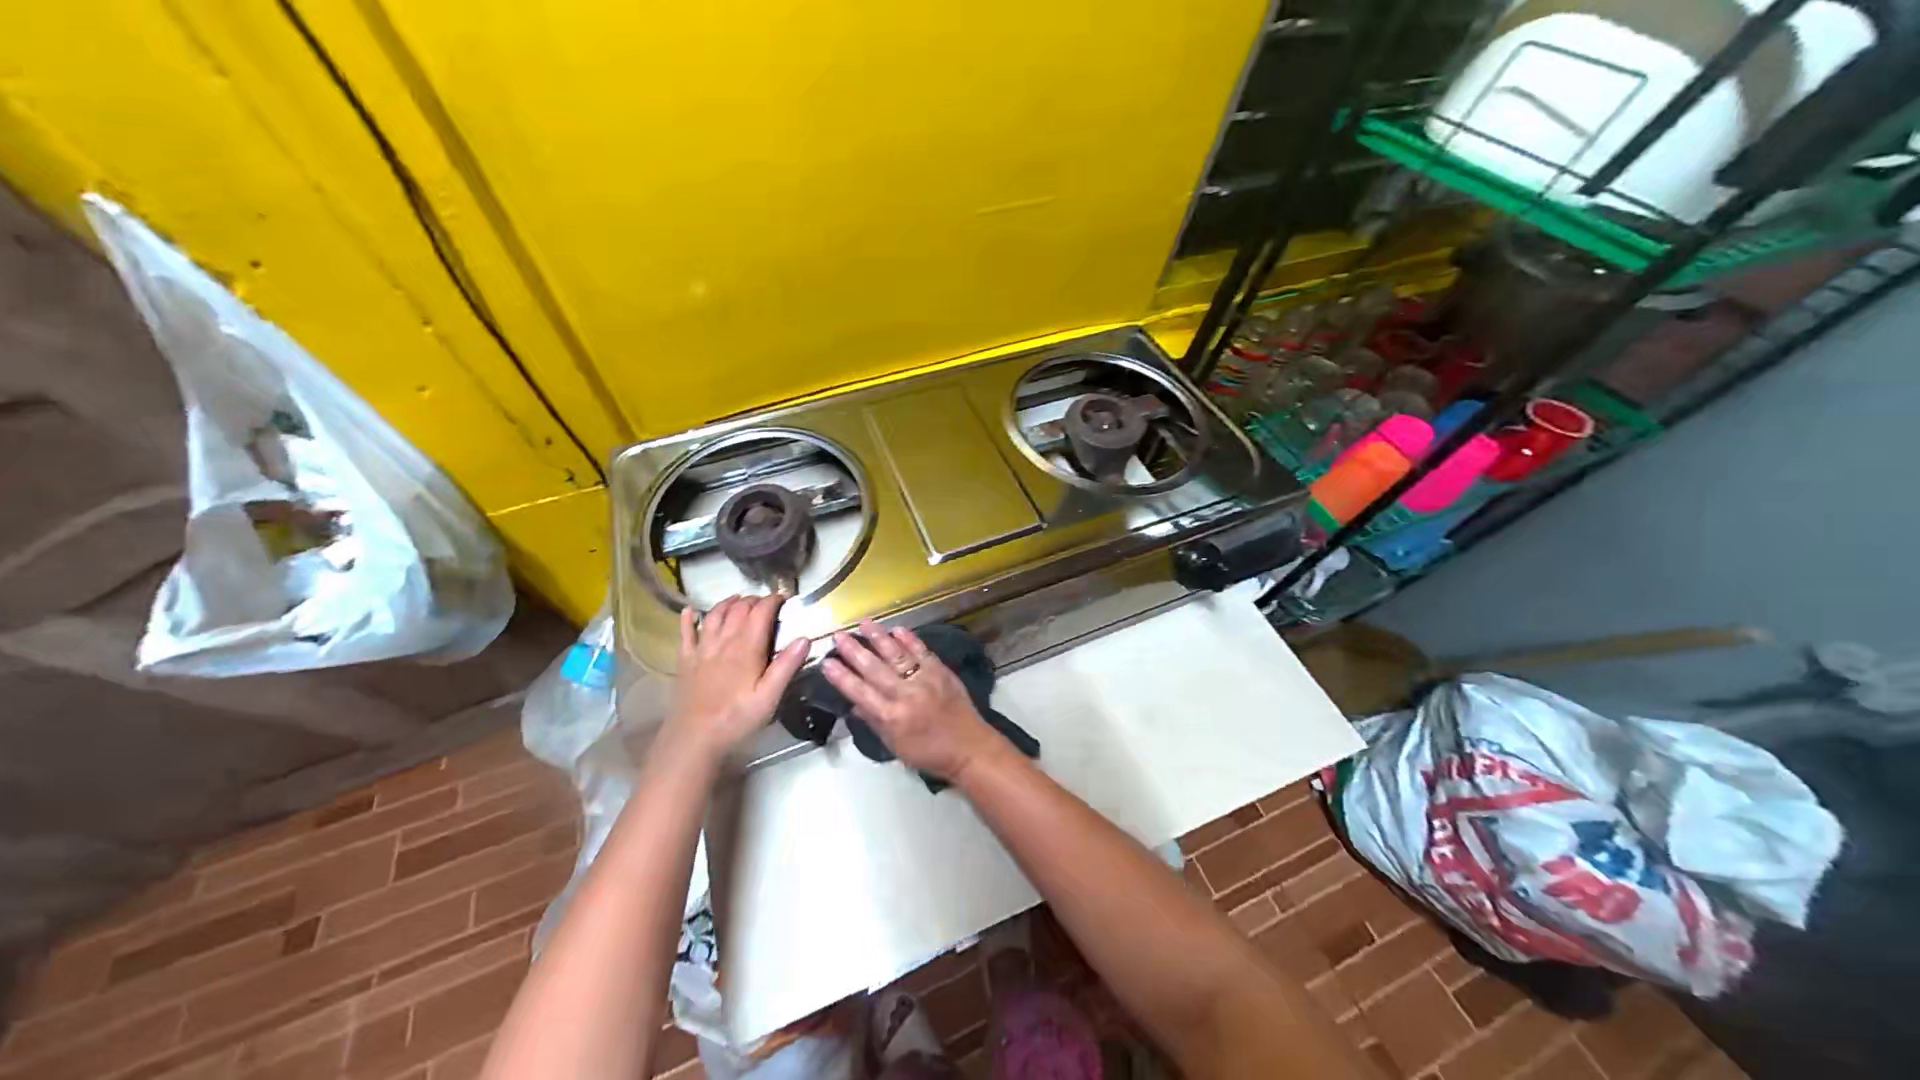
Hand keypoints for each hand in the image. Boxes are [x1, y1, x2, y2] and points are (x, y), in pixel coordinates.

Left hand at [663, 594, 808, 764]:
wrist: (693, 739)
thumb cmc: (736, 720)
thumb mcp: (769, 698)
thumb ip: (786, 666)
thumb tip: (805, 638)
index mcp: (746, 648)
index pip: (760, 613)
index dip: (773, 600)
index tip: (784, 597)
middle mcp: (722, 642)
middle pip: (738, 610)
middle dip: (754, 600)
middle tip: (766, 602)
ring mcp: (701, 650)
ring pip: (714, 616)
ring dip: (727, 603)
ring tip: (738, 599)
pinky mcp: (685, 661)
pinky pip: (685, 633)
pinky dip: (688, 618)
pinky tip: (689, 610)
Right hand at [821, 619, 1003, 780]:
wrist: (969, 748)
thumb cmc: (929, 753)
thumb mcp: (895, 745)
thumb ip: (873, 722)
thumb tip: (853, 704)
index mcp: (892, 717)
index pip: (860, 693)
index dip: (842, 677)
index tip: (827, 663)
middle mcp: (906, 695)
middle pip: (875, 669)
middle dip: (854, 651)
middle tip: (838, 636)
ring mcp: (925, 680)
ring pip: (897, 655)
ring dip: (878, 637)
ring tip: (863, 623)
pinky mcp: (941, 672)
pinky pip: (922, 651)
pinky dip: (909, 639)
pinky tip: (896, 629)